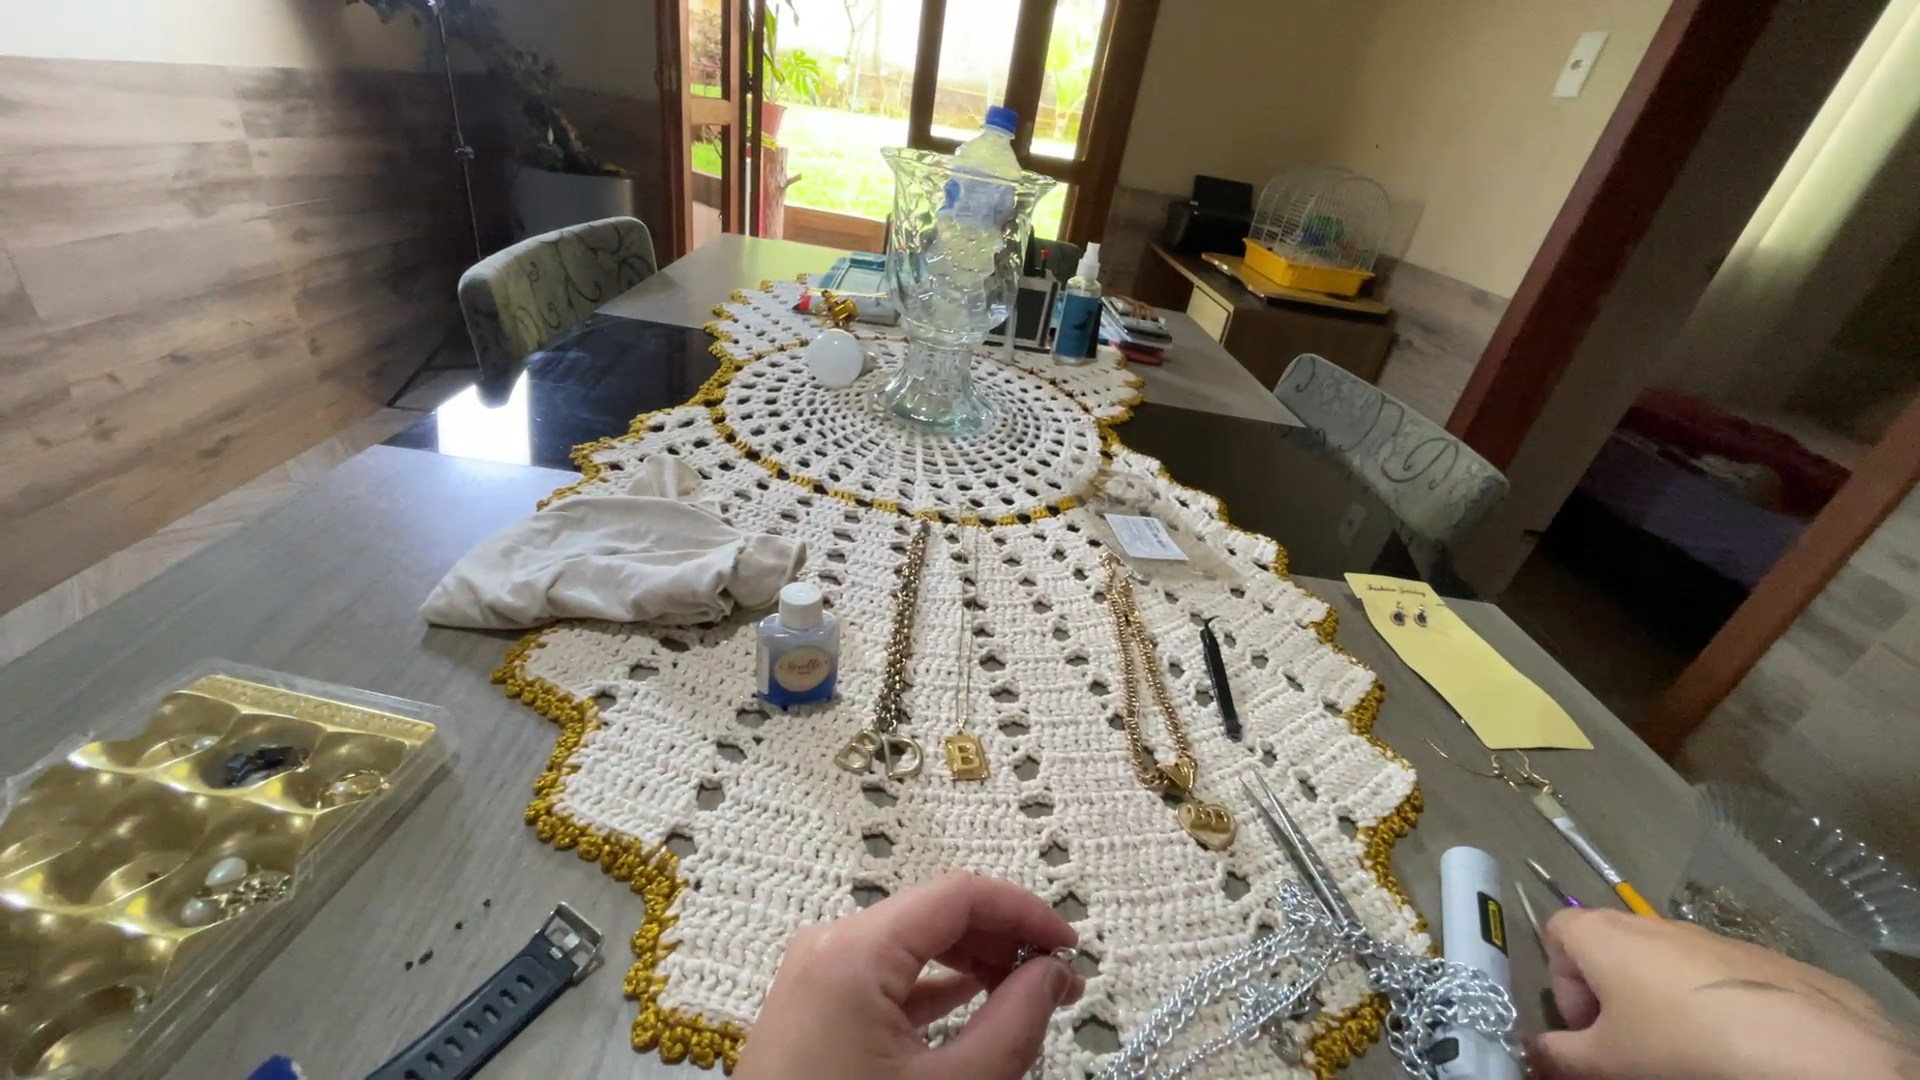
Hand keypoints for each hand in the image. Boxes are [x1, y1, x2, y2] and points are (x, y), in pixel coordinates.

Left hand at [735, 871, 1086, 1079]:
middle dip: (1003, 939)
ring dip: (974, 961)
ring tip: (1026, 993)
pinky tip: (976, 998)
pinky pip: (886, 974)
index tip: (1071, 948)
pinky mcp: (814, 1002)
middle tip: (1059, 982)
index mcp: (855, 950)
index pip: (959, 895)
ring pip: (912, 942)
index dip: (1024, 911)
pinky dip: (936, 984)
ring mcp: (817, 972)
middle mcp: (831, 943)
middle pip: (935, 914)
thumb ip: (1013, 1024)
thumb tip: (1055, 973)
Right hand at [1533, 908, 1919, 1079]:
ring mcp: (1706, 937)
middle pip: (1609, 950)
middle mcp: (1644, 922)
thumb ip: (1559, 1053)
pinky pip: (1718, 977)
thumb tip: (1532, 1051)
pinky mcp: (1764, 958)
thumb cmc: (1681, 1043)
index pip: (1554, 935)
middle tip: (1632, 1044)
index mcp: (1597, 932)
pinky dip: (1716, 1005)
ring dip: (1662, 1000)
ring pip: (1664, 964)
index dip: (1563, 983)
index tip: (1588, 1028)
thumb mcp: (1608, 1060)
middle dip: (1612, 995)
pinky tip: (1742, 1046)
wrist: (1816, 1053)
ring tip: (1690, 1048)